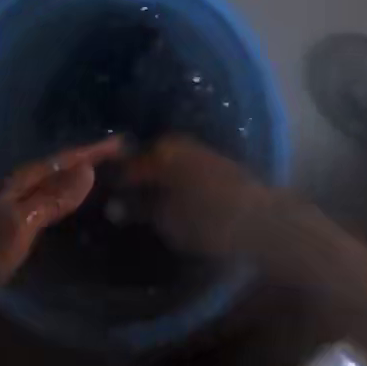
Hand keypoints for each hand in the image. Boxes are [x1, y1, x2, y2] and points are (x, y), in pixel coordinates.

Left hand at [0, 137, 123, 329]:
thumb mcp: (17, 228)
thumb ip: (51, 199)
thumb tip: (89, 169)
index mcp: (16, 180)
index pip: (61, 157)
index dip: (91, 149)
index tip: (123, 140)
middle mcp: (12, 186)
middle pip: (56, 165)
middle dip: (86, 156)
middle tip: (120, 153)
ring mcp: (7, 205)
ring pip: (49, 181)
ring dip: (75, 175)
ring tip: (104, 172)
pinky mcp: (5, 226)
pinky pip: (43, 199)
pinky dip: (62, 195)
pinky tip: (71, 204)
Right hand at [121, 135, 277, 256]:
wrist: (264, 221)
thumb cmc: (210, 220)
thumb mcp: (168, 220)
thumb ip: (139, 209)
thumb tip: (114, 205)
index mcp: (160, 152)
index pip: (126, 164)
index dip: (113, 181)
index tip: (102, 196)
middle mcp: (177, 144)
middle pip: (147, 158)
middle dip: (134, 176)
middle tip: (121, 199)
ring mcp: (198, 151)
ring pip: (165, 162)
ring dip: (154, 178)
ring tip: (145, 200)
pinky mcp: (215, 164)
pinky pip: (182, 168)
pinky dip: (172, 180)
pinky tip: (171, 197)